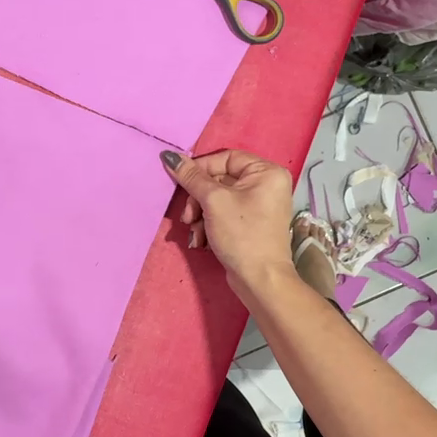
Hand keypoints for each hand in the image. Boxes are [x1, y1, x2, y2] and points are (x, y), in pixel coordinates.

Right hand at [161, 149, 295, 292]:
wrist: (260, 281)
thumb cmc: (242, 234)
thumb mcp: (213, 201)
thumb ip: (191, 176)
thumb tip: (170, 156)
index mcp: (266, 172)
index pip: (225, 158)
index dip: (200, 169)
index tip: (181, 181)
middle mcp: (266, 184)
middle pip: (219, 179)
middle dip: (198, 199)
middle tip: (188, 216)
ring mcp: (258, 205)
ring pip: (217, 198)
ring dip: (200, 214)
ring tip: (194, 230)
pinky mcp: (249, 223)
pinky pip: (223, 213)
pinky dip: (209, 224)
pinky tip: (202, 238)